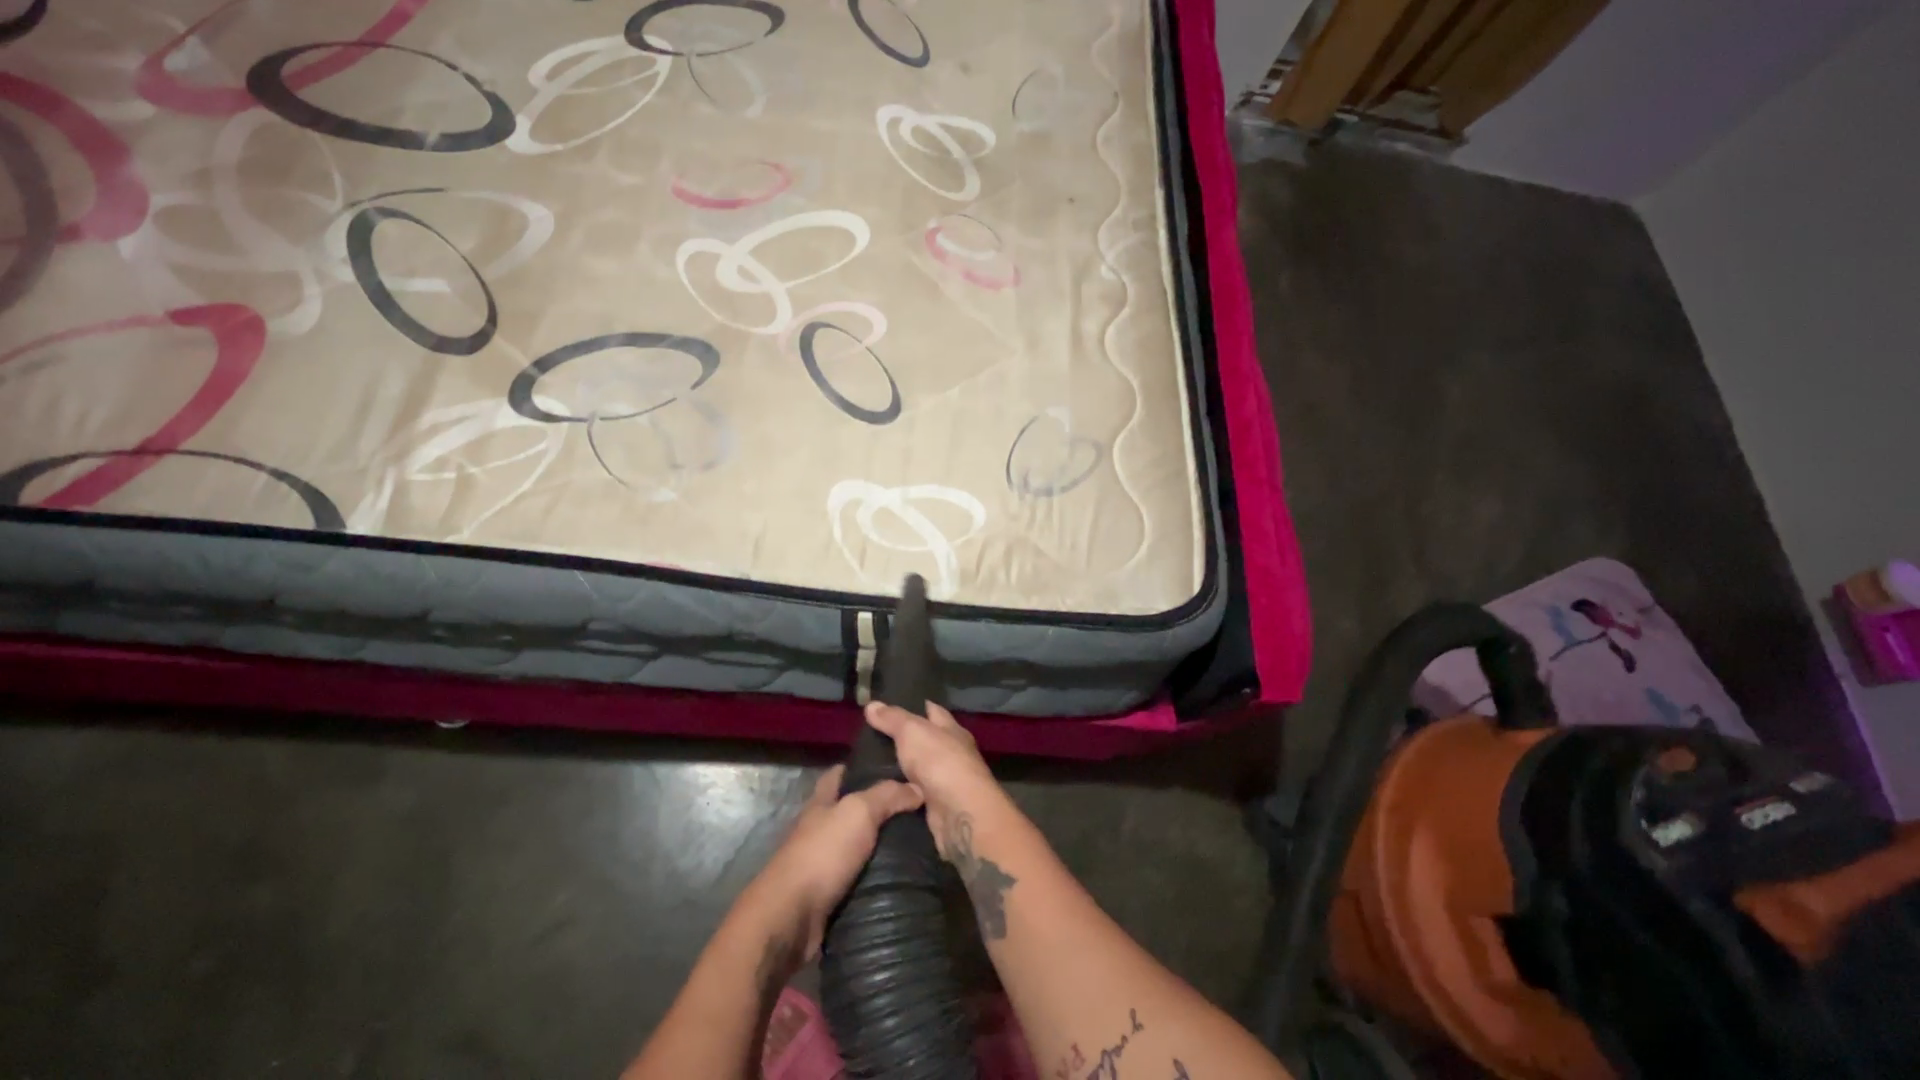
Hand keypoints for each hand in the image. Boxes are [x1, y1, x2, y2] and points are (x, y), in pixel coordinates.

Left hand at [738, 765, 923, 968]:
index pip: (837, 775)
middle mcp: (819, 832)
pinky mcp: (830, 898)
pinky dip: (879, 881)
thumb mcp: (857, 813)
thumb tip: (917, 788)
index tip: (894, 767)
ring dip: (883, 849)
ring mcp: (823, 866)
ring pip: (858, 849)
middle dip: (880, 811)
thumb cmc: (822, 855)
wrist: (792, 918)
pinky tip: (905, 880)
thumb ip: (886, 796)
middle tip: (921, 811)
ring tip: (923, 846)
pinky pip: (861, 882)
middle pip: (850, 814)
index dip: (860, 767)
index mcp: (820, 805)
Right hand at [864, 701, 1004, 862]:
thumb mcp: (912, 731)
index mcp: (952, 730)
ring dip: (902, 767)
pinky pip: (915, 793)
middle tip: (871, 737)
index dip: (915, 705)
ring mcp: (946, 781)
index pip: (933, 711)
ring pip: (919, 769)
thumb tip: (872, 704)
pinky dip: (902, 791)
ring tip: (869, 763)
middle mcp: (954, 753)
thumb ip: (892, 718)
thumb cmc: (938, 760)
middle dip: (904, 739)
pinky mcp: (938, 805)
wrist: (958, 811)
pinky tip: (883, 790)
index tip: (891, 705)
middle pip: (926, 741)